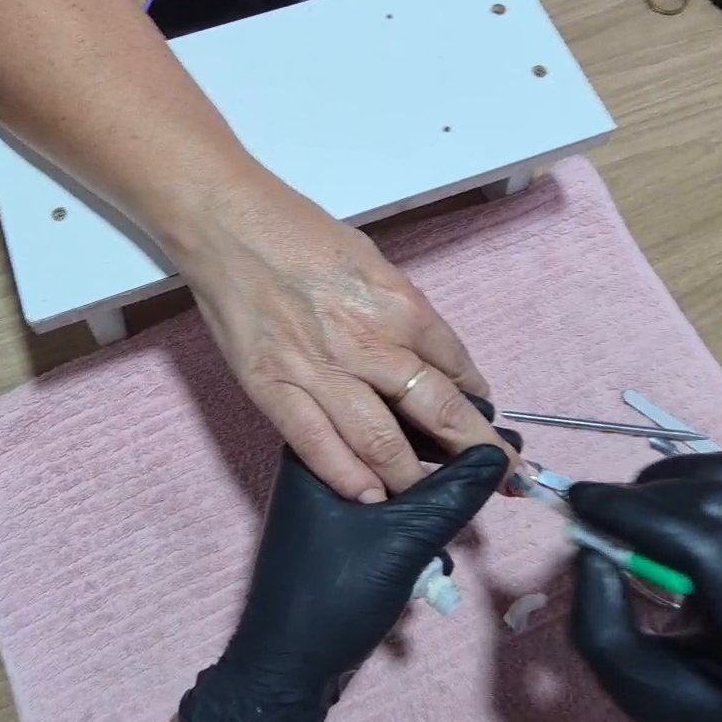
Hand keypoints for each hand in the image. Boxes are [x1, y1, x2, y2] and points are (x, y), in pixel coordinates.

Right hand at [174, 183, 514, 501]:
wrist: (225, 223)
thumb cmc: (298, 231)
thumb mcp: (369, 259)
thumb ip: (400, 310)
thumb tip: (425, 355)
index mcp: (399, 303)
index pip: (455, 365)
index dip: (477, 401)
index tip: (483, 420)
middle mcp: (368, 343)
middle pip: (436, 411)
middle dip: (473, 451)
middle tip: (496, 477)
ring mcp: (318, 371)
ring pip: (381, 443)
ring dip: (414, 478)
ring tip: (433, 497)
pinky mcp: (272, 389)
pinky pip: (317, 446)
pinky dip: (348, 478)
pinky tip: (371, 498)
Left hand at [178, 423, 516, 721]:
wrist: (286, 666)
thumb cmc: (333, 593)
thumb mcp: (402, 540)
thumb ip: (453, 492)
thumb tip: (501, 453)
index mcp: (319, 446)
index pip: (389, 408)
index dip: (448, 415)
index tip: (499, 428)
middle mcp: (321, 457)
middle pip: (397, 434)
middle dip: (452, 446)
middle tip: (507, 456)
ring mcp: (330, 488)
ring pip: (396, 464)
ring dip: (442, 475)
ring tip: (492, 480)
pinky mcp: (341, 517)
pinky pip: (390, 490)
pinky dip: (424, 497)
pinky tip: (458, 505)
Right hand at [567, 453, 721, 721]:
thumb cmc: (694, 711)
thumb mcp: (631, 686)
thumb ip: (600, 619)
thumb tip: (590, 544)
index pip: (710, 552)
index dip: (637, 516)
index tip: (578, 503)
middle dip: (647, 498)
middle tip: (597, 510)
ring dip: (672, 480)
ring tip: (635, 508)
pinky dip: (695, 476)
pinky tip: (669, 507)